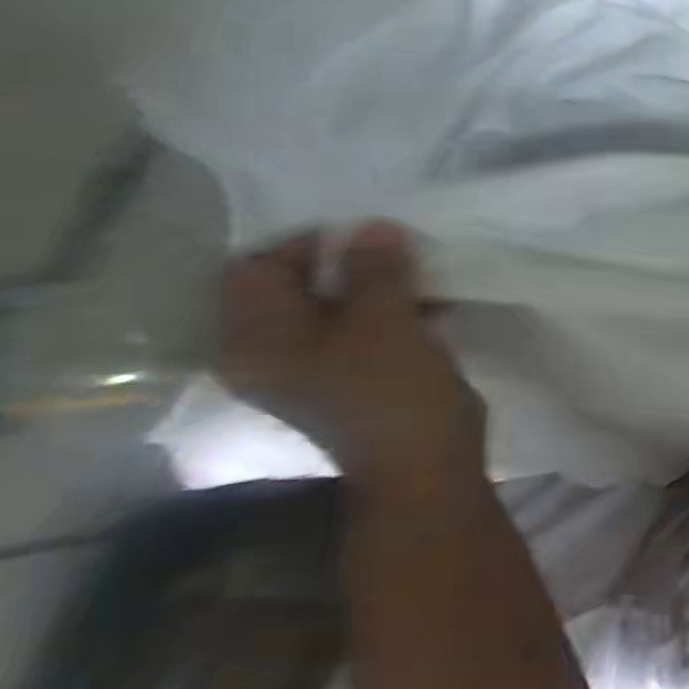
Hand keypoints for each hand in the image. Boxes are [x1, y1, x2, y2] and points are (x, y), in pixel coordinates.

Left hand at [217, 221, 483, 485]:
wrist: (428, 463)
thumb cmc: (393, 394)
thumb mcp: (385, 323)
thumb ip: (376, 270)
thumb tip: (374, 225)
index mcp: (255, 340)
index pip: (260, 267)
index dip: (313, 244)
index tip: (373, 237)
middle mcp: (273, 349)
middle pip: (298, 283)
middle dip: (351, 260)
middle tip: (401, 250)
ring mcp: (315, 362)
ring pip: (338, 301)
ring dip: (378, 282)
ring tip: (423, 273)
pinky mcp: (355, 370)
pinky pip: (364, 322)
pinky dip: (392, 305)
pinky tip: (432, 301)